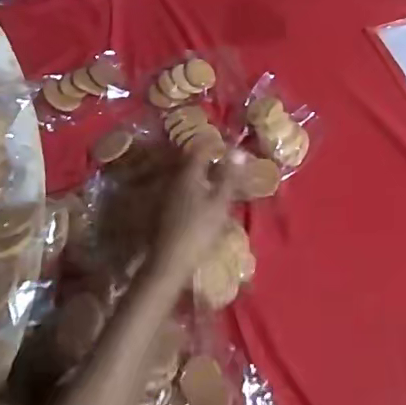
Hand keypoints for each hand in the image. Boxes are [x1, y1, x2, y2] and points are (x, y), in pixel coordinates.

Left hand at [149, 151, 243, 280]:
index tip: (229, 145)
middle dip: (210, 159)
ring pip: (188, 177)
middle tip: (228, 162)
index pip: (200, 149)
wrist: (170, 260)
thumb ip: (229, 177)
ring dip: (204, 175)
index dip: (215, 144)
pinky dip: (198, 188)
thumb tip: (238, 152)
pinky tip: (207, 199)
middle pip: (192, 162)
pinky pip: (185, 189)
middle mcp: (175, 179)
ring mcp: (168, 194)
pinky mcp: (167, 209)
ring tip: (222, 180)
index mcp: (187, 173)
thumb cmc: (199, 229)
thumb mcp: (219, 203)